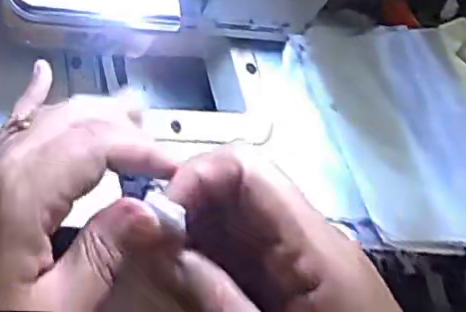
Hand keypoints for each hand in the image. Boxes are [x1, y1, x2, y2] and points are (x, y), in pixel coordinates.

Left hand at [0, 60, 178, 311]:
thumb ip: (101, 256)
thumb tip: (150, 209)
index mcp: (22, 192)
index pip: (95, 144)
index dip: (141, 149)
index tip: (174, 168)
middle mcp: (5, 166)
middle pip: (75, 120)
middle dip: (123, 126)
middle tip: (161, 148)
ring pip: (50, 117)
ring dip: (93, 113)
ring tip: (132, 116)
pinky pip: (12, 125)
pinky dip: (34, 98)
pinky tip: (43, 74)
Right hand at [158, 147, 400, 311]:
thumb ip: (219, 296)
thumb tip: (161, 247)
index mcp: (317, 242)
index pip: (247, 168)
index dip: (196, 177)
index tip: (158, 217)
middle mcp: (310, 236)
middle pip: (237, 188)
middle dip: (188, 205)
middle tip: (148, 243)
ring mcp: (304, 261)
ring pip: (235, 219)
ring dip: (193, 233)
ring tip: (159, 263)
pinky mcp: (297, 284)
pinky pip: (245, 253)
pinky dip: (210, 261)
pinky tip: (187, 280)